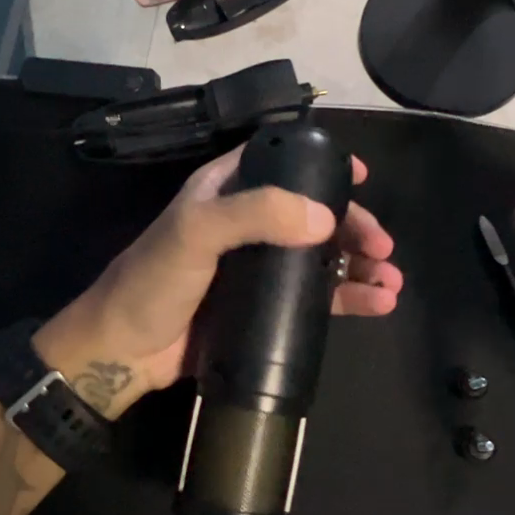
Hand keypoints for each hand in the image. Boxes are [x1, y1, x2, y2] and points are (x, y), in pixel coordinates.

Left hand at [34, 144, 400, 418]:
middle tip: (383, 246)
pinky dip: (347, 298)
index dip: (323, 165)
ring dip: (358, 265)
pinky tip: (376, 304)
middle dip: (352, 226)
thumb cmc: (153, 282)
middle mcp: (244, 224)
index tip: (362, 175)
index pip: (281, 162)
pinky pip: (312, 298)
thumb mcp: (196, 232)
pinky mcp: (261, 309)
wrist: (124, 353)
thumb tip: (326, 218)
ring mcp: (255, 269)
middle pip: (312, 214)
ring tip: (390, 282)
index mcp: (224, 191)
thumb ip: (255, 213)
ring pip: (318, 257)